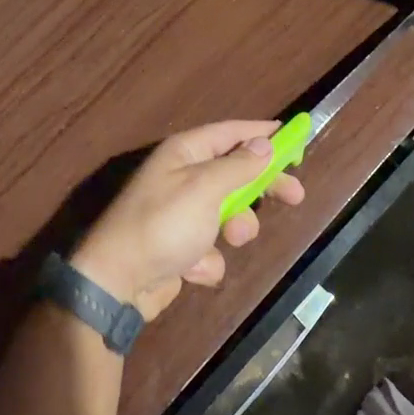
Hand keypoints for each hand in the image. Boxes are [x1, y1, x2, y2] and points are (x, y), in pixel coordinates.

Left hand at [70, 120, 305, 321]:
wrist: (118, 281)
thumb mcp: (205, 189)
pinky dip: (207, 260)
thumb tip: (263, 142)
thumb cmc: (163, 224)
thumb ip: (238, 166)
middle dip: (261, 187)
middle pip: (235, 174)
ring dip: (235, 228)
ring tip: (229, 239)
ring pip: (228, 215)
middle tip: (295, 195)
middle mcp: (182, 178)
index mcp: (184, 153)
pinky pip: (210, 249)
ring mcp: (180, 215)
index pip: (229, 133)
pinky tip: (192, 268)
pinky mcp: (180, 249)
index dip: (261, 134)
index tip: (294, 137)